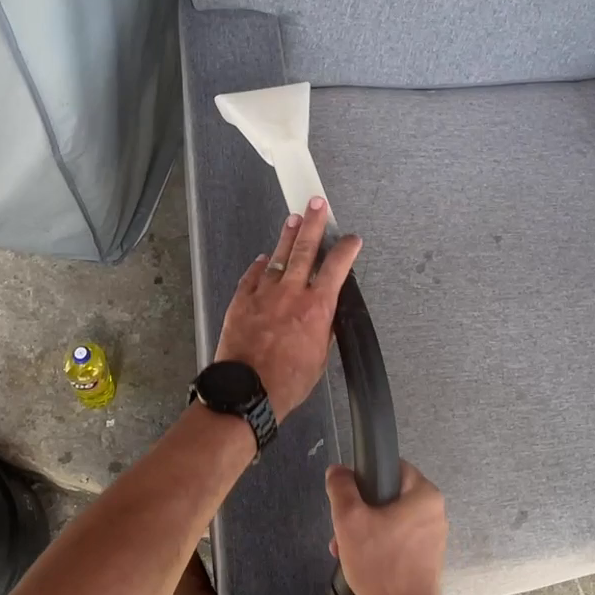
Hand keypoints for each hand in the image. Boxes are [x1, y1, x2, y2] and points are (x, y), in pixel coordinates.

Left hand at [213, 196, 361, 419]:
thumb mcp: (319, 359)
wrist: (247, 391)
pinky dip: (259, 265)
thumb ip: (323, 330)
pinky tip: (263, 258)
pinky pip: (252, 276)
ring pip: (279, 256)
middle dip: (314, 223)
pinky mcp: (242, 300)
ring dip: (288, 236)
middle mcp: (291, 293)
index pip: (336, 268)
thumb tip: (324, 316)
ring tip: (294, 219)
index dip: (346, 249)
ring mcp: (264, 293)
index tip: (351, 239)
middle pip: (306, 249)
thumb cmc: (286, 381)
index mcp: (316, 307)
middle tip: (317, 203)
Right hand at [326, 461, 447, 594]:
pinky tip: (361, 563)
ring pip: (391, 520)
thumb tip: (338, 470)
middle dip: (361, 511)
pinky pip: (399, 540)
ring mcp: (434, 537)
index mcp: (425, 494)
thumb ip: (341, 488)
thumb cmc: (380, 565)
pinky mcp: (429, 559)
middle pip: (389, 496)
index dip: (365, 476)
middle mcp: (436, 512)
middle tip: (341, 530)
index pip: (392, 466)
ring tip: (344, 550)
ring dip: (366, 531)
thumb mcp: (350, 520)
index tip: (347, 496)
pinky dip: (380, 546)